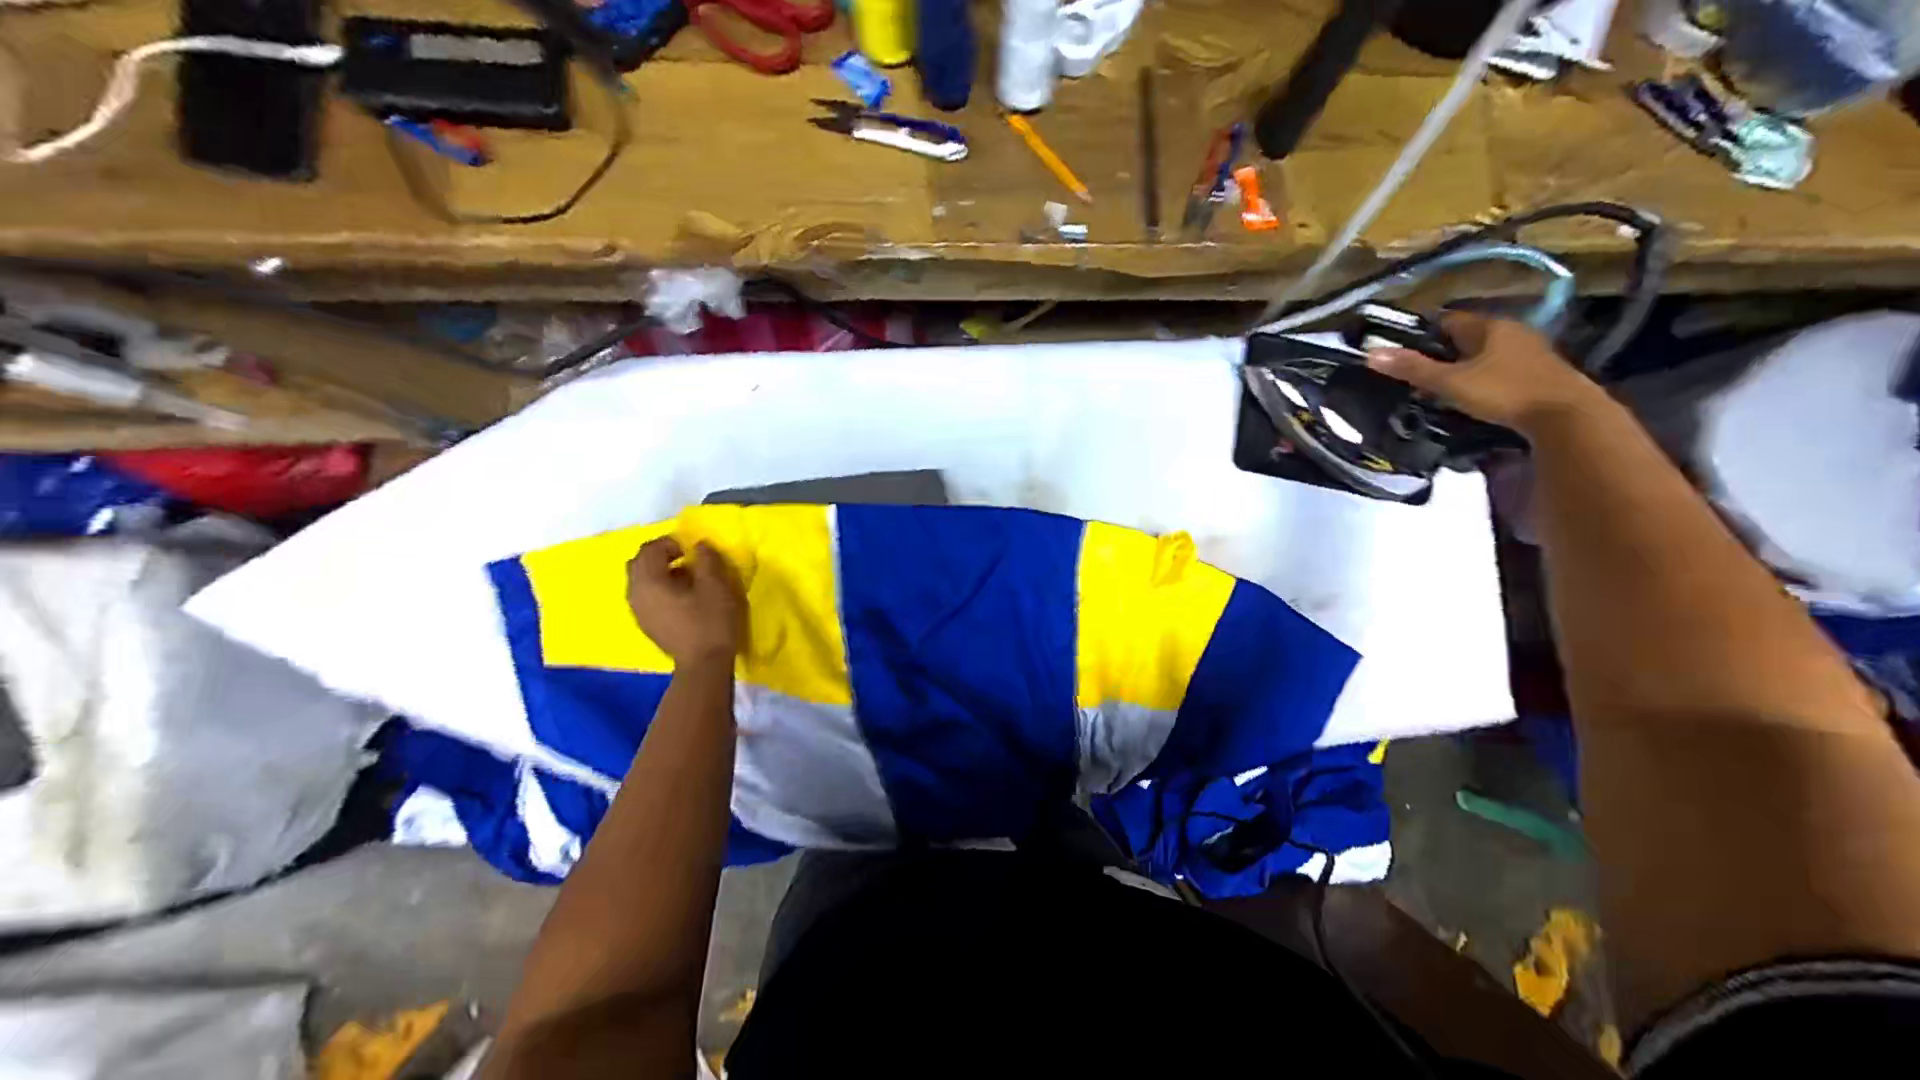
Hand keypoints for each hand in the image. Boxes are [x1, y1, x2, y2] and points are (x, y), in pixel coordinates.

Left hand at [626, 537, 745, 665]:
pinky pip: (646, 597)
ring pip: (641, 581)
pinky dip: (659, 589)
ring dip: (660, 573)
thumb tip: (699, 545)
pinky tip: (682, 598)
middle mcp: (635, 593)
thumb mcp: (716, 585)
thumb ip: (706, 559)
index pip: (650, 549)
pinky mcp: (646, 624)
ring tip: (686, 579)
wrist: (704, 664)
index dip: (671, 543)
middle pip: (639, 563)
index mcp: (649, 581)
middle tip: (686, 559)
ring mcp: (638, 611)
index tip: (692, 550)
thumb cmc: (711, 621)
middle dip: (661, 556)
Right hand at [1364, 312, 1606, 436]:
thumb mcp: (1450, 383)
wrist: (1566, 415)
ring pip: (1484, 354)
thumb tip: (1371, 353)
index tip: (1400, 349)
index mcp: (1489, 326)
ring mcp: (1529, 352)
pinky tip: (1470, 396)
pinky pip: (1499, 369)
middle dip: (1441, 352)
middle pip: (1466, 337)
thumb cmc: (1504, 392)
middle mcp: (1511, 331)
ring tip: (1438, 388)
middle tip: (1415, 374)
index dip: (1422, 332)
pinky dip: (1482, 378)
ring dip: (1462, 367)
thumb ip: (1412, 369)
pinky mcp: (1539, 373)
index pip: (1447, 319)